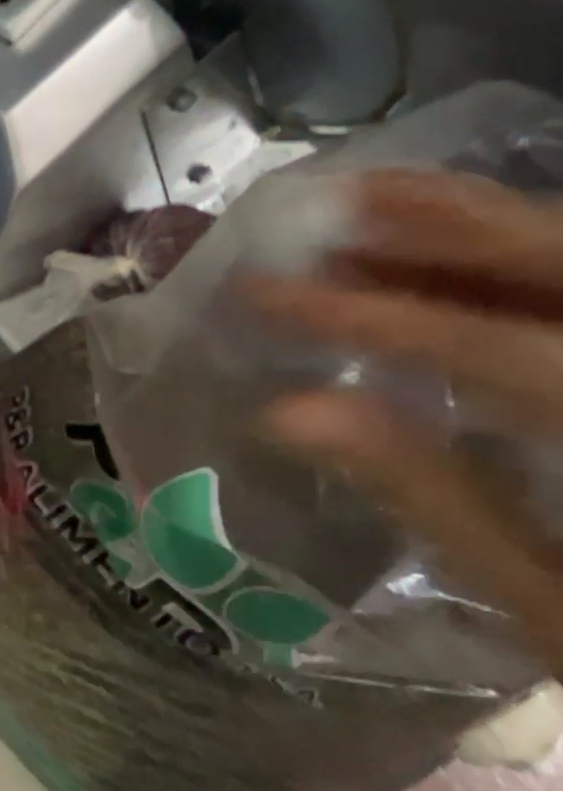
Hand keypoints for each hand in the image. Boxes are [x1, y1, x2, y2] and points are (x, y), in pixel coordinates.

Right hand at [245, 169, 562, 675]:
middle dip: (441, 224)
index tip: (258, 291)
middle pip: (559, 273)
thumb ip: (424, 493)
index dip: (366, 315)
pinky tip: (423, 252)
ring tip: (363, 205)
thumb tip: (287, 413)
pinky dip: (498, 259)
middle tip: (333, 196)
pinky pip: (562, 292)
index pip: (490, 351)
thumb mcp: (537, 595)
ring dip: (464, 230)